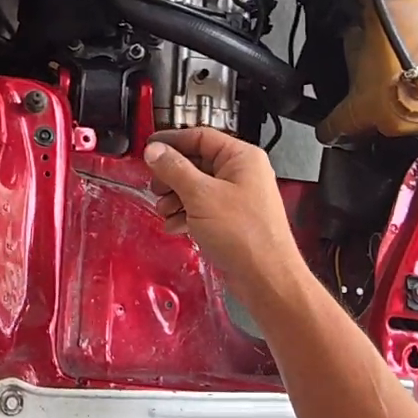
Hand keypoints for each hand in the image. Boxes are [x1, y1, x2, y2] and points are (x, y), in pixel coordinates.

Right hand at [144, 128, 306, 309]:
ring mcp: (238, 198)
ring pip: (197, 186)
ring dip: (176, 197)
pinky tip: (174, 225)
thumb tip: (154, 151)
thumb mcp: (200, 195)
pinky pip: (203, 207)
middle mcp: (242, 173)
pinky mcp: (233, 220)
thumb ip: (174, 169)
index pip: (200, 137)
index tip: (150, 147)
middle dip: (172, 176)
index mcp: (241, 157)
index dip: (172, 141)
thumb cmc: (245, 235)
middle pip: (197, 162)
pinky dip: (186, 214)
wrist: (267, 281)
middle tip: (155, 185)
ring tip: (164, 210)